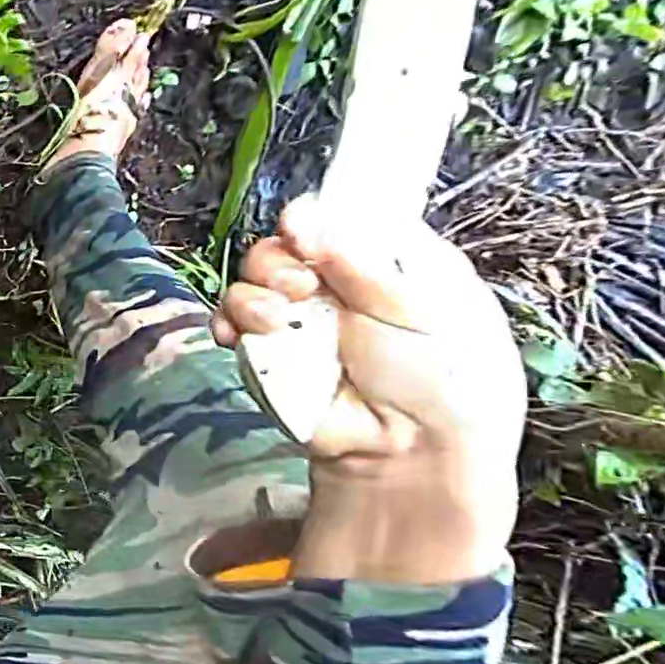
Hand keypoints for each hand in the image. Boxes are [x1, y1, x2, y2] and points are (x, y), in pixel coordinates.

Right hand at [211, 196, 524, 583]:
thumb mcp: (415, 307)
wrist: (406, 448)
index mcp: (379, 263)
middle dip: (275, 261)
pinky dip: (225, 323)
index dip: (311, 219)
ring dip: (252, 296)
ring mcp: (292, 318)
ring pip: (246, 282)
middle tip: (298, 284)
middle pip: (279, 248)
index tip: (299, 225)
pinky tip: (235, 336)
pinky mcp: (263, 350)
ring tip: (277, 321)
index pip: (332, 221)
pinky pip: (226, 322)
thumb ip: (356, 260)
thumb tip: (302, 214)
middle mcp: (331, 285)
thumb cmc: (440, 376)